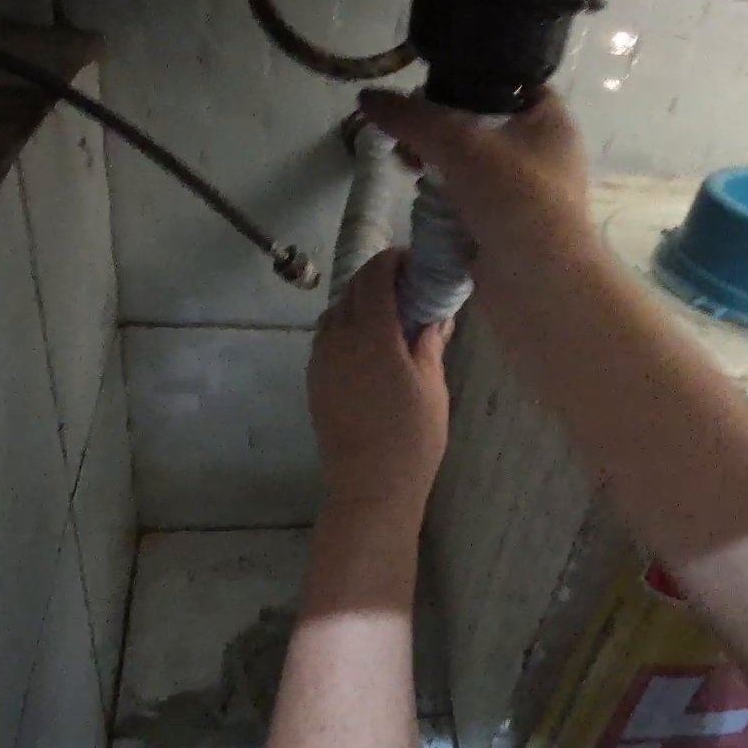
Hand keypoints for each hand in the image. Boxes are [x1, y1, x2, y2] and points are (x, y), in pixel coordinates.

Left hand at [309, 249, 452, 514]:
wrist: (370, 488)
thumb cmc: (411, 438)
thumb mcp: (432, 386)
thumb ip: (429, 343)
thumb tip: (433, 316)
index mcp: (371, 333)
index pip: (375, 277)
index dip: (393, 261)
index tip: (413, 260)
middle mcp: (338, 338)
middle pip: (352, 290)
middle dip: (378, 278)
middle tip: (407, 286)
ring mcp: (321, 360)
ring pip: (335, 312)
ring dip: (359, 301)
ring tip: (389, 314)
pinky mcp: (314, 380)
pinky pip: (327, 337)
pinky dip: (346, 326)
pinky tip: (368, 343)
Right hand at [357, 86, 591, 261]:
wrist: (537, 280)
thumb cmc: (512, 196)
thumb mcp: (459, 143)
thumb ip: (412, 118)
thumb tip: (366, 98)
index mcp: (549, 120)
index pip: (508, 84)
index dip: (468, 81)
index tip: (428, 91)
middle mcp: (543, 154)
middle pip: (482, 127)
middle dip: (440, 131)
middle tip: (406, 137)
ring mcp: (527, 195)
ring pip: (472, 168)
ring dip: (439, 168)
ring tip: (407, 166)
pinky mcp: (508, 229)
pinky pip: (471, 203)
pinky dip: (447, 201)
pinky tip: (423, 200)